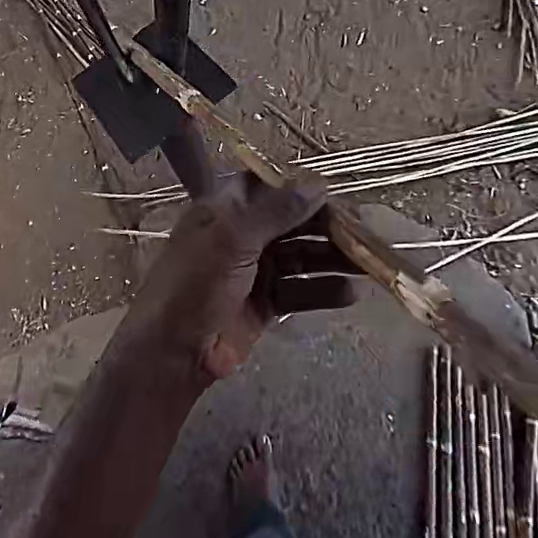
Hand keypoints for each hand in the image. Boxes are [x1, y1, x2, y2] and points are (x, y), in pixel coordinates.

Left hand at [120, 172, 357, 382]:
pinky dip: (324, 290)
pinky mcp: (266, 302)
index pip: (269, 186)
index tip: (335, 193)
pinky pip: (301, 289)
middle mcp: (243, 234)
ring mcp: (255, 269)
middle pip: (292, 221)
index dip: (300, 187)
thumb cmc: (194, 284)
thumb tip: (318, 182)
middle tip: (363, 230)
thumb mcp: (233, 239)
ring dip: (332, 258)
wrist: (171, 354)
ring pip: (302, 255)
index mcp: (226, 209)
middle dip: (326, 225)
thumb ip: (277, 211)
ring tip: (367, 262)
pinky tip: (350, 293)